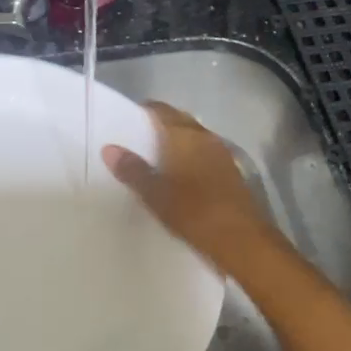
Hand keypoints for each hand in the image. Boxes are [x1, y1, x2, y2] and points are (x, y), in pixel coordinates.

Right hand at [102, 102, 287, 273]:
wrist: (242, 239)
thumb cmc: (193, 212)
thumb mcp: (155, 194)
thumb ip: (132, 169)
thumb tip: (109, 148)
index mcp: (184, 135)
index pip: (161, 110)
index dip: (144, 112)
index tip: (127, 122)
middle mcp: (204, 136)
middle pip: (179, 121)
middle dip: (160, 127)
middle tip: (139, 142)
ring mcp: (221, 153)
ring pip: (194, 137)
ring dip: (178, 143)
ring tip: (157, 161)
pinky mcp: (231, 171)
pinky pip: (206, 154)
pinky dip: (192, 158)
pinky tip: (182, 177)